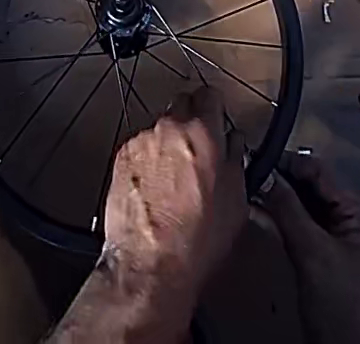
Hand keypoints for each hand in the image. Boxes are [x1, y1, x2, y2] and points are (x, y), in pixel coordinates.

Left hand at [102, 85, 247, 298]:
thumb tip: (234, 143)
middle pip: (182, 103)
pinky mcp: (123, 154)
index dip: (214, 105)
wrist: (150, 262)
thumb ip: (236, 160)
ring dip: (168, 141)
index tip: (215, 114)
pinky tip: (153, 185)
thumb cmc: (195, 239)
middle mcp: (171, 128)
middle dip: (191, 119)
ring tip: (172, 177)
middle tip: (197, 146)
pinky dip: (147, 157)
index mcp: (204, 134)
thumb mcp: (236, 201)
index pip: (210, 95)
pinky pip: (141, 145)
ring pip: (160, 127)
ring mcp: (144, 139)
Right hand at [259, 152, 359, 343]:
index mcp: (359, 213)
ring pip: (301, 207)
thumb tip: (264, 171)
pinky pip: (299, 228)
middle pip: (310, 188)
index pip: (319, 172)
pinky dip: (278, 219)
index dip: (287, 162)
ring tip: (244, 187)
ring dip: (275, 199)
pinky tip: (254, 211)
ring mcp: (336, 240)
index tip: (253, 155)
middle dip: (279, 179)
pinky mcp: (322, 258)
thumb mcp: (314, 254)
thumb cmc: (343, 304)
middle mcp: (350, 220)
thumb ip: (288, 210)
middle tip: (243, 170)